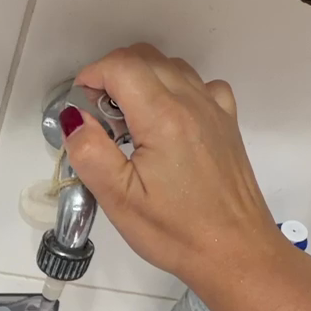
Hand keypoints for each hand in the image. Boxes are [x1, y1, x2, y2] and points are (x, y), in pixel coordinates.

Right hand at [62, 44, 286, 291]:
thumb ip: (90, 151)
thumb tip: (74, 118)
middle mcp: (192, 102)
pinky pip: (199, 85)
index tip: (78, 103)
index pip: (122, 66)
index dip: (92, 74)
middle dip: (112, 74)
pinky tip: (164, 121)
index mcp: (163, 117)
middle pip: (146, 58)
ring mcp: (214, 110)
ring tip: (125, 120)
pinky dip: (173, 89)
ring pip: (172, 67)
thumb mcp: (118, 199)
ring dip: (140, 79)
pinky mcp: (227, 124)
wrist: (235, 253)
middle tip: (96, 115)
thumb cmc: (174, 230)